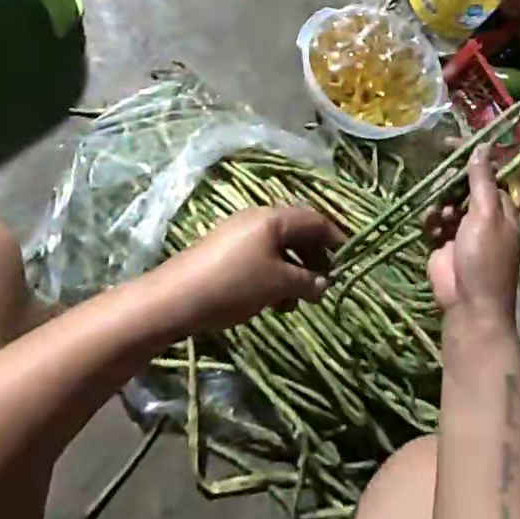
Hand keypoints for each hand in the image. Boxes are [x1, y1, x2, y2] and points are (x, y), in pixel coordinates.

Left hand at [140, 206, 342, 333]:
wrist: (171, 301)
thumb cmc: (233, 285)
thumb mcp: (278, 285)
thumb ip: (307, 282)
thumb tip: (325, 284)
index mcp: (275, 218)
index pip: (317, 220)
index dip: (336, 239)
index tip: (348, 261)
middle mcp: (259, 218)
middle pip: (298, 232)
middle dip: (314, 257)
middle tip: (324, 282)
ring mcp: (239, 233)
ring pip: (279, 246)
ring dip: (294, 269)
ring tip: (298, 299)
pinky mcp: (224, 251)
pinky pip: (261, 255)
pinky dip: (274, 273)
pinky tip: (273, 300)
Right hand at [426, 147, 519, 329]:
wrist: (469, 306)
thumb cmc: (484, 257)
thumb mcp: (486, 214)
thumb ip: (482, 181)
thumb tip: (484, 146)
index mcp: (501, 207)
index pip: (486, 174)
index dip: (470, 158)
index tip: (450, 143)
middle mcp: (484, 216)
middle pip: (464, 187)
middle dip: (450, 183)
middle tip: (441, 181)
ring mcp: (463, 231)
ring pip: (447, 203)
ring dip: (440, 204)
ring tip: (438, 214)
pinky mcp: (443, 245)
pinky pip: (434, 223)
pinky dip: (431, 221)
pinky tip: (430, 226)